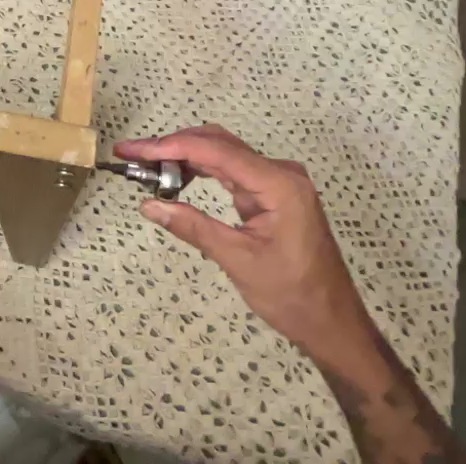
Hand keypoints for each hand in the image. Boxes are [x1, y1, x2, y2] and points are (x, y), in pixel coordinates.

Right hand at [113, 125, 373, 360]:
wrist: (333, 322)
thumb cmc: (291, 295)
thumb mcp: (238, 260)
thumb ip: (192, 226)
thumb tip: (148, 204)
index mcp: (278, 183)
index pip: (215, 151)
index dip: (170, 146)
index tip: (133, 150)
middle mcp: (279, 172)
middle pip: (217, 143)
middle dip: (172, 146)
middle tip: (132, 155)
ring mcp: (277, 180)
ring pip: (222, 153)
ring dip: (183, 156)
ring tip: (146, 166)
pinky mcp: (271, 192)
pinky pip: (230, 170)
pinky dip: (200, 170)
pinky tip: (175, 177)